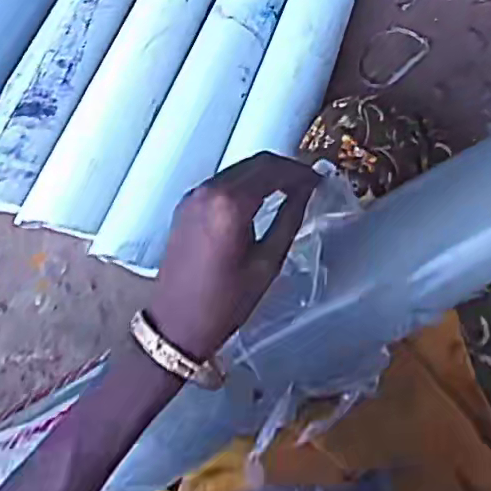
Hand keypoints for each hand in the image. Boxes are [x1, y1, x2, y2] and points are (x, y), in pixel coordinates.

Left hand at [146, 155, 320, 358]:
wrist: (173, 327)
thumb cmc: (224, 302)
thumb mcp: (267, 262)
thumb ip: (290, 218)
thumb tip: (306, 191)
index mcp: (230, 204)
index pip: (273, 170)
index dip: (300, 171)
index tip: (317, 179)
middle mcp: (210, 191)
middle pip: (257, 162)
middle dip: (285, 168)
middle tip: (308, 181)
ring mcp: (195, 195)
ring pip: (241, 168)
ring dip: (267, 172)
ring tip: (290, 187)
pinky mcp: (187, 204)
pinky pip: (224, 180)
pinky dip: (247, 180)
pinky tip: (261, 195)